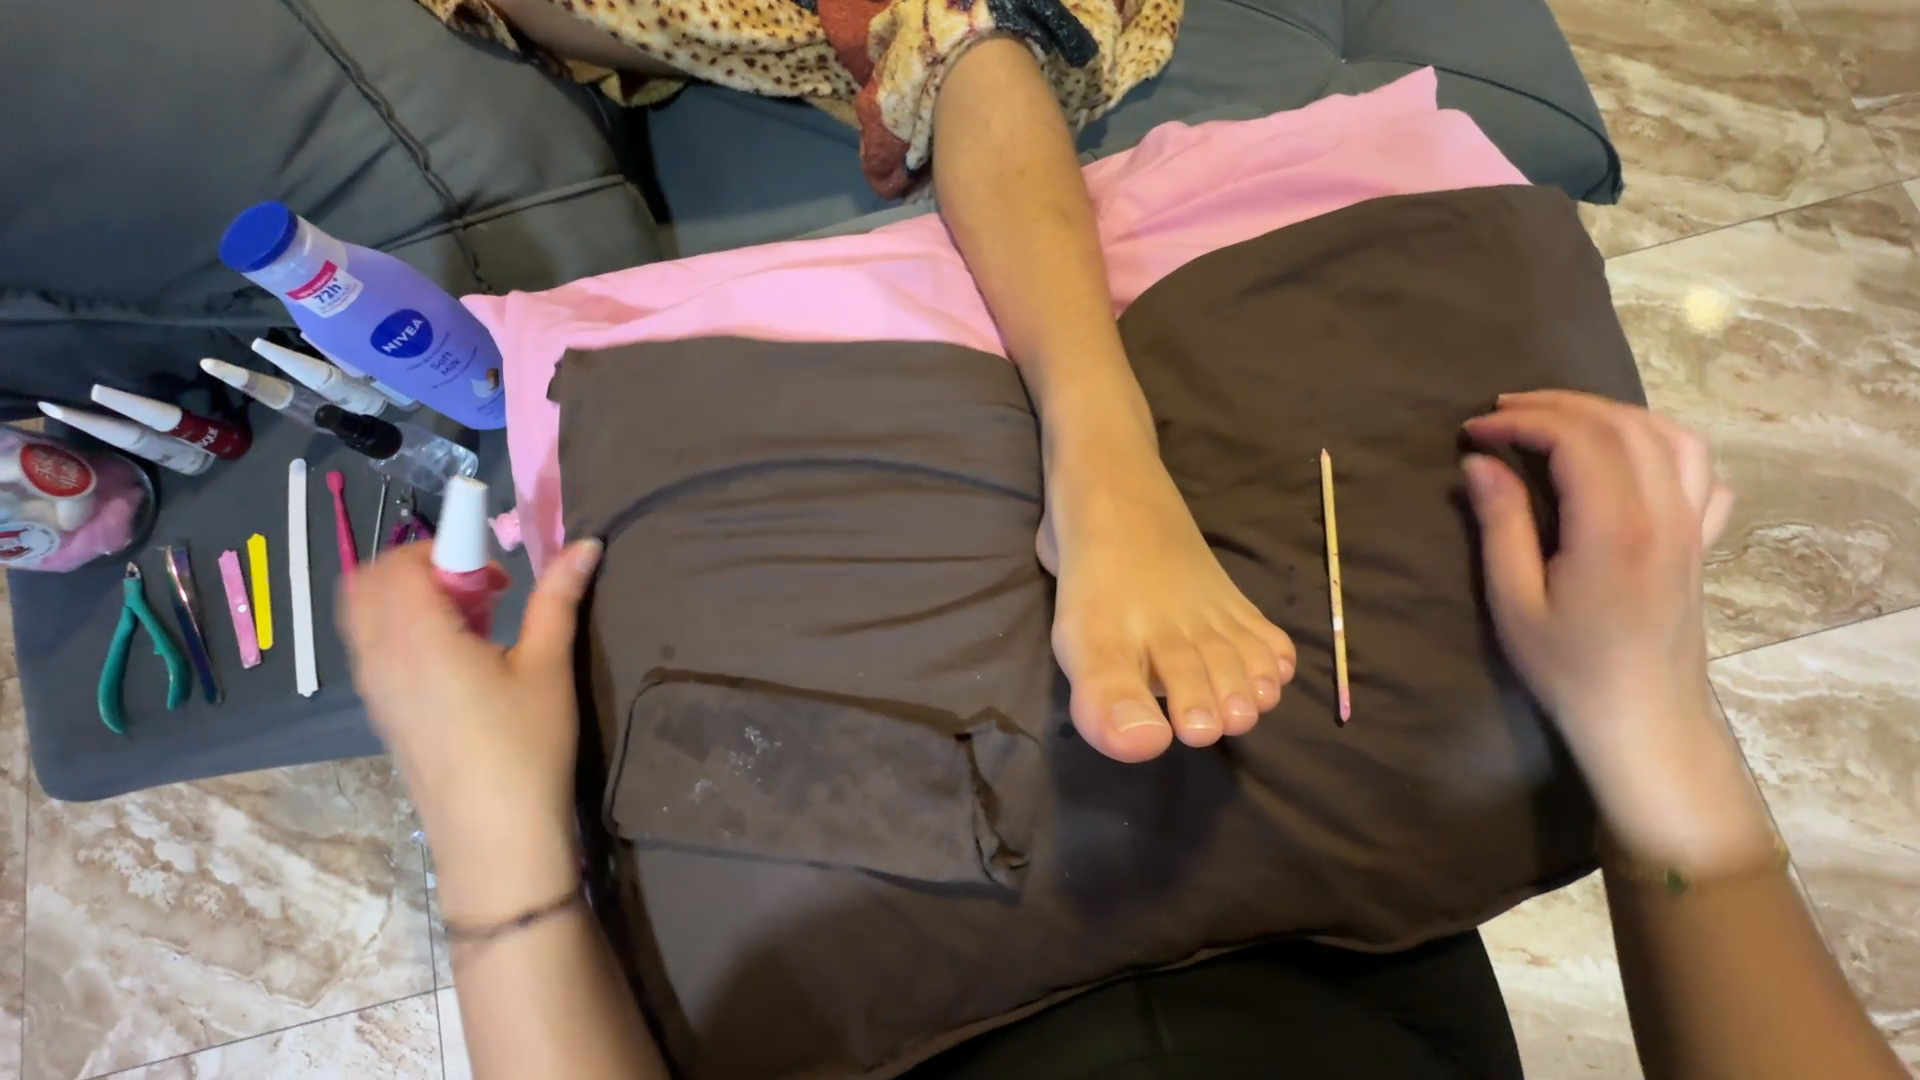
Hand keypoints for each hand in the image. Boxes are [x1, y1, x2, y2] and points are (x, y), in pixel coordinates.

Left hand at [339, 538, 602, 918]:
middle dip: (424, 567)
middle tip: (482, 587)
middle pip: (372, 582)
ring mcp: (374, 687)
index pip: (402, 562)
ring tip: (475, 621)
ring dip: (412, 597)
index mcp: (417, 637)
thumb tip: (585, 544)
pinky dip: (405, 629)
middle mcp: (380, 656)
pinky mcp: (382, 711)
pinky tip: (462, 659)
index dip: (447, 546)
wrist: (494, 833)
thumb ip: (557, 597)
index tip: (497, 565)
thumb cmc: (525, 743)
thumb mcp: (548, 665)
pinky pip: (374, 647)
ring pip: (367, 615)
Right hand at [1461, 392, 1769, 868]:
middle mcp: (1665, 513)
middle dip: (1557, 405)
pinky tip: (1624, 456)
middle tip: (1501, 411)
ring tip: (1556, 418)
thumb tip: (1479, 463)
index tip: (1473, 430)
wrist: (1642, 717)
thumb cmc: (1565, 664)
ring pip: (1670, 435)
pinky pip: (1700, 469)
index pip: (1577, 440)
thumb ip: (1500, 524)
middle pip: (1622, 425)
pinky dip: (1660, 443)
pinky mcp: (1699, 539)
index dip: (1522, 422)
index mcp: (1614, 528)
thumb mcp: (1513, 599)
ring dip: (1609, 413)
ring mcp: (1692, 524)